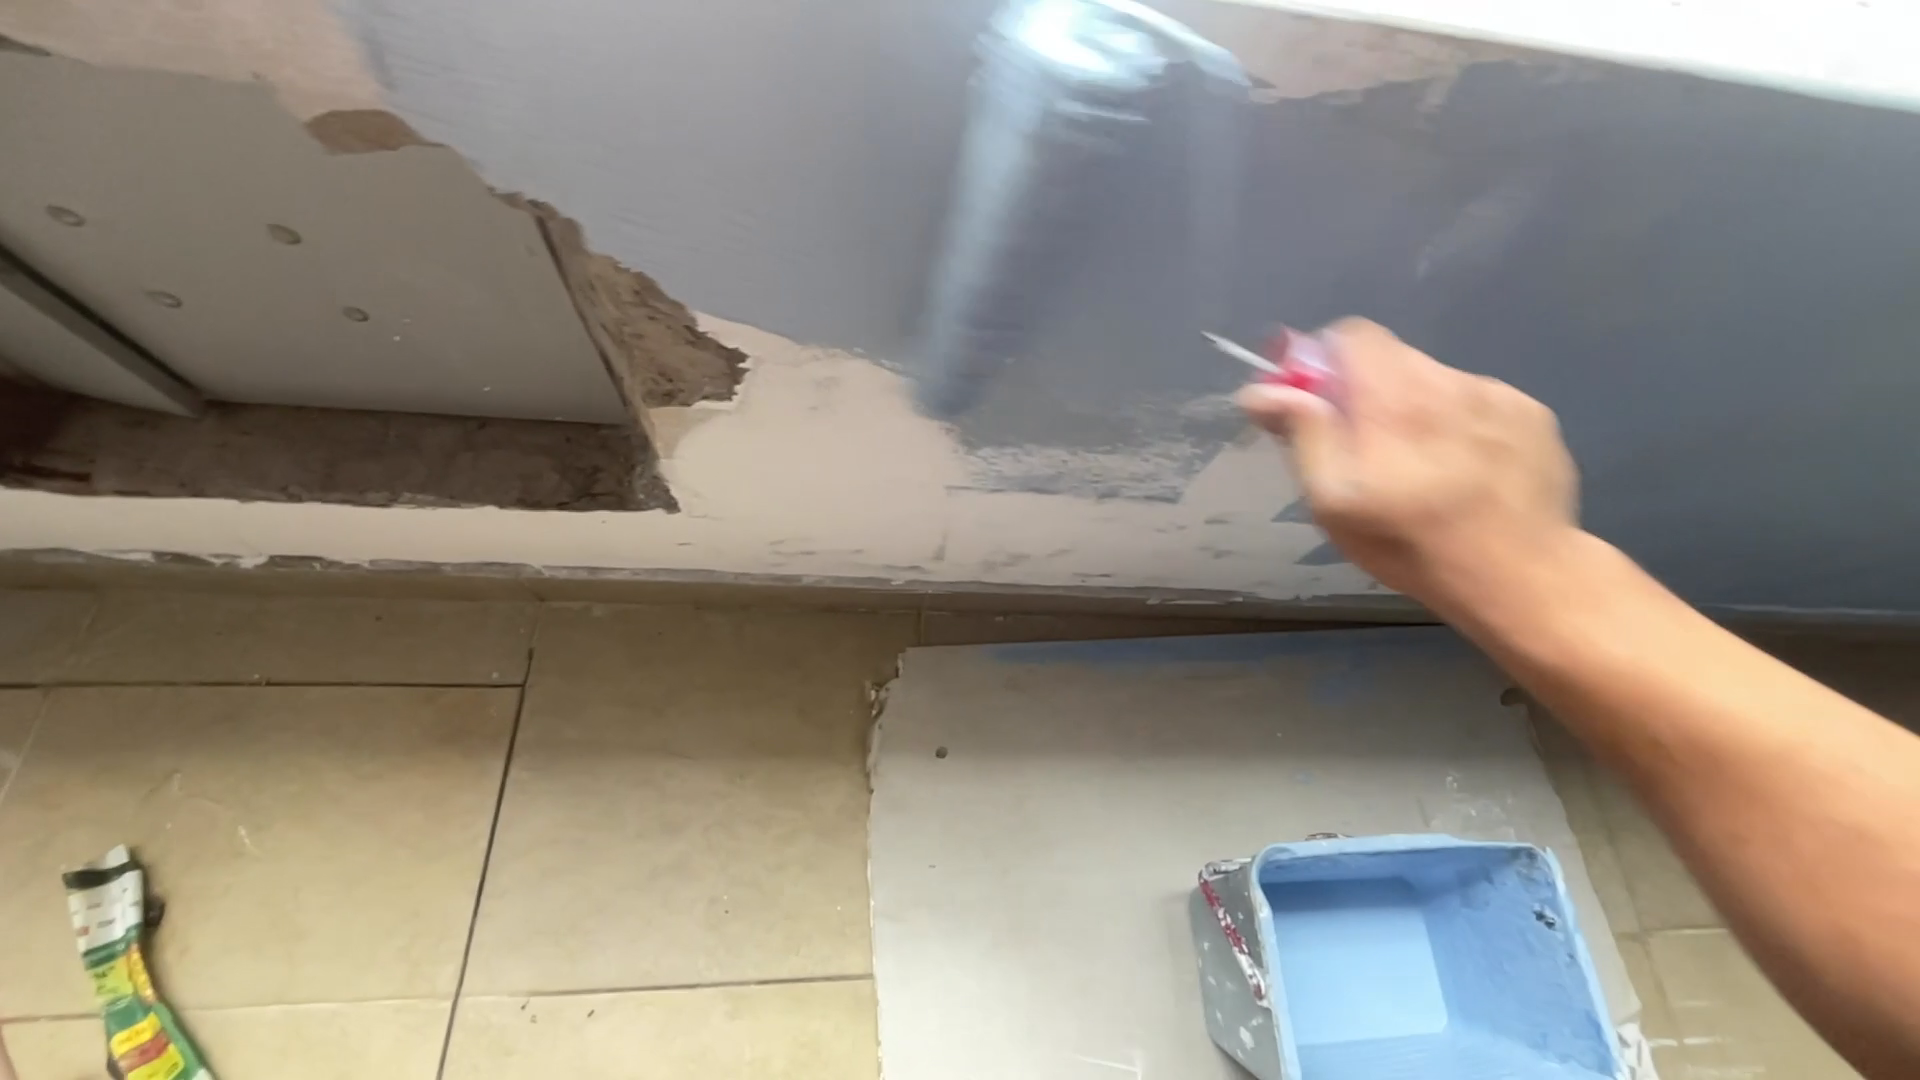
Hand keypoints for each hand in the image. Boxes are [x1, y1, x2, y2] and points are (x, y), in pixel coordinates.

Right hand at [1238, 318, 1579, 611]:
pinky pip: (1475, 401)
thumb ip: (1302, 435)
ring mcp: (1497, 394)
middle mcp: (1446, 381)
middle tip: (1362, 446)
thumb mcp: (1333, 501)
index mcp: (1393, 397)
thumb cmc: (1409, 544)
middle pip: (1391, 357)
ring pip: (1433, 380)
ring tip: (1417, 467)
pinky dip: (1457, 424)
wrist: (1519, 576)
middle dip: (1366, 391)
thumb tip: (1263, 390)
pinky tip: (1461, 471)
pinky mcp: (1532, 414)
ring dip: (1412, 409)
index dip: (1324, 363)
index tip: (1318, 405)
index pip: (1350, 335)